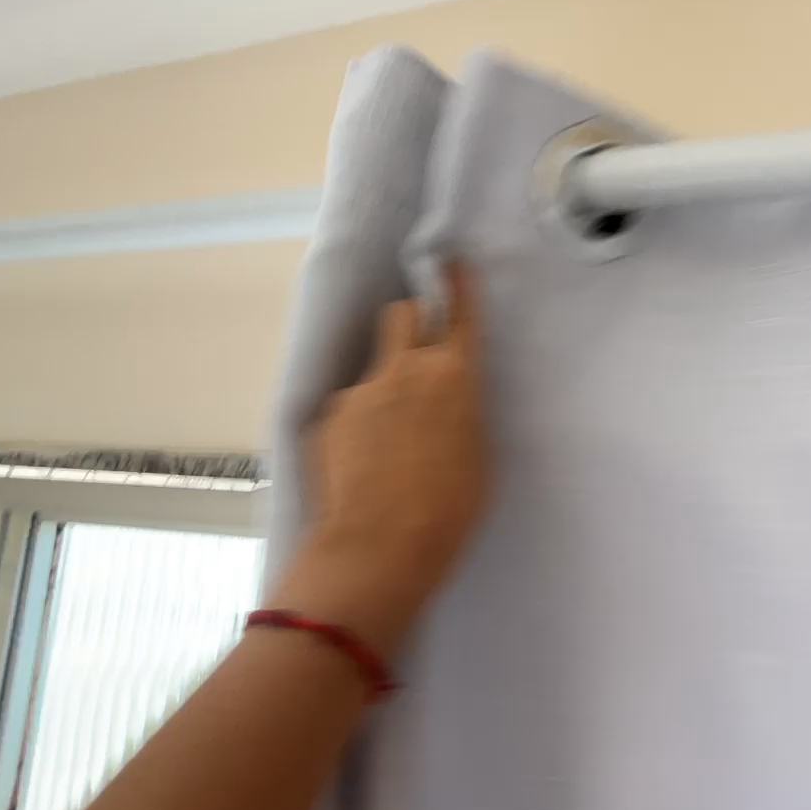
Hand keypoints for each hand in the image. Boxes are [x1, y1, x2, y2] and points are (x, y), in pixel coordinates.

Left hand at [268, 265, 489, 661]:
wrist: (380, 546)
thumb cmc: (451, 508)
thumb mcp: (479, 456)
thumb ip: (464, 414)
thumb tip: (451, 404)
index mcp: (454, 377)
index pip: (458, 313)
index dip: (458, 285)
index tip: (452, 263)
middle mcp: (405, 370)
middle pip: (402, 313)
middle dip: (413, 321)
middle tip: (421, 352)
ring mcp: (361, 390)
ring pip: (377, 363)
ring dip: (389, 379)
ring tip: (394, 432)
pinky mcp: (330, 415)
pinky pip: (355, 403)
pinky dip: (365, 419)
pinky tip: (368, 459)